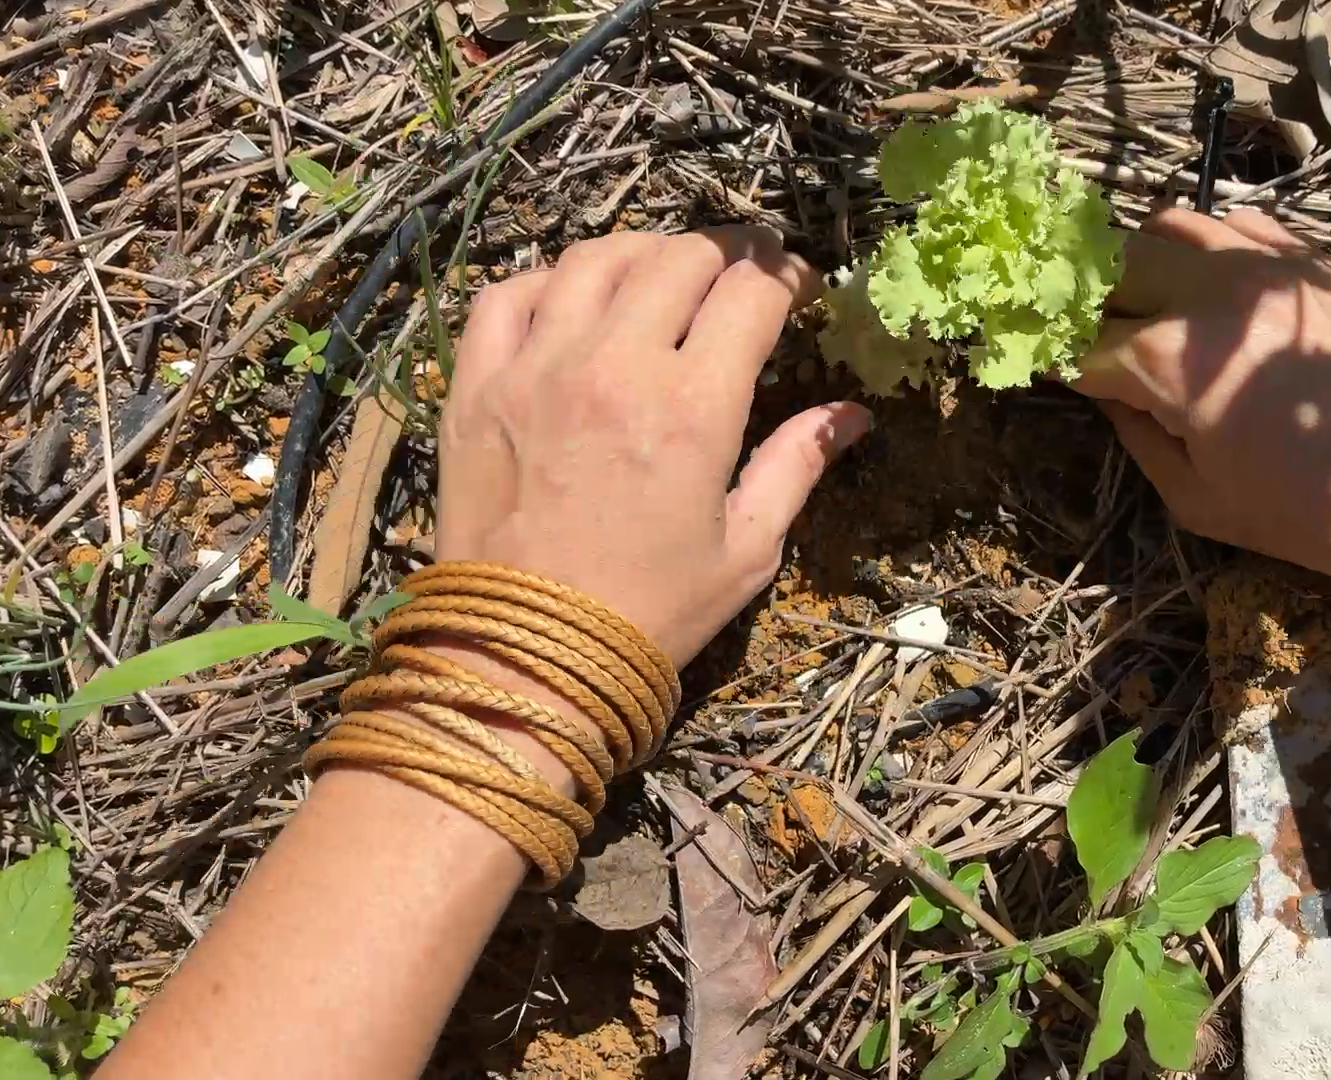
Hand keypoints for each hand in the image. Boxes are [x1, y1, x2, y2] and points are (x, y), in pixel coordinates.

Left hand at [436, 227, 871, 666]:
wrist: (530, 651)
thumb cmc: (656, 607)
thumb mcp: (750, 546)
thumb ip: (799, 464)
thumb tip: (853, 414)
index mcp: (693, 410)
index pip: (751, 296)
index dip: (789, 277)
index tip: (804, 286)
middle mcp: (614, 367)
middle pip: (680, 258)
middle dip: (731, 252)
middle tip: (751, 270)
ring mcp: (535, 366)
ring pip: (598, 257)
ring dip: (651, 251)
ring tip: (676, 271)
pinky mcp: (477, 382)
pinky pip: (513, 291)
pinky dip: (558, 278)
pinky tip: (583, 300)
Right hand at [1074, 208, 1330, 587]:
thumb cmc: (1301, 514)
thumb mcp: (1192, 497)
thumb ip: (1133, 434)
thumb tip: (1106, 392)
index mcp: (1171, 362)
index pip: (1083, 347)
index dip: (1053, 359)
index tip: (1041, 364)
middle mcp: (1211, 293)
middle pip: (1111, 265)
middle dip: (1083, 298)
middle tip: (1081, 330)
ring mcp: (1268, 265)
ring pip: (1169, 226)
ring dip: (1138, 263)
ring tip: (1139, 303)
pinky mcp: (1314, 262)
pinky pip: (1236, 226)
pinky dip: (1203, 250)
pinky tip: (1206, 289)